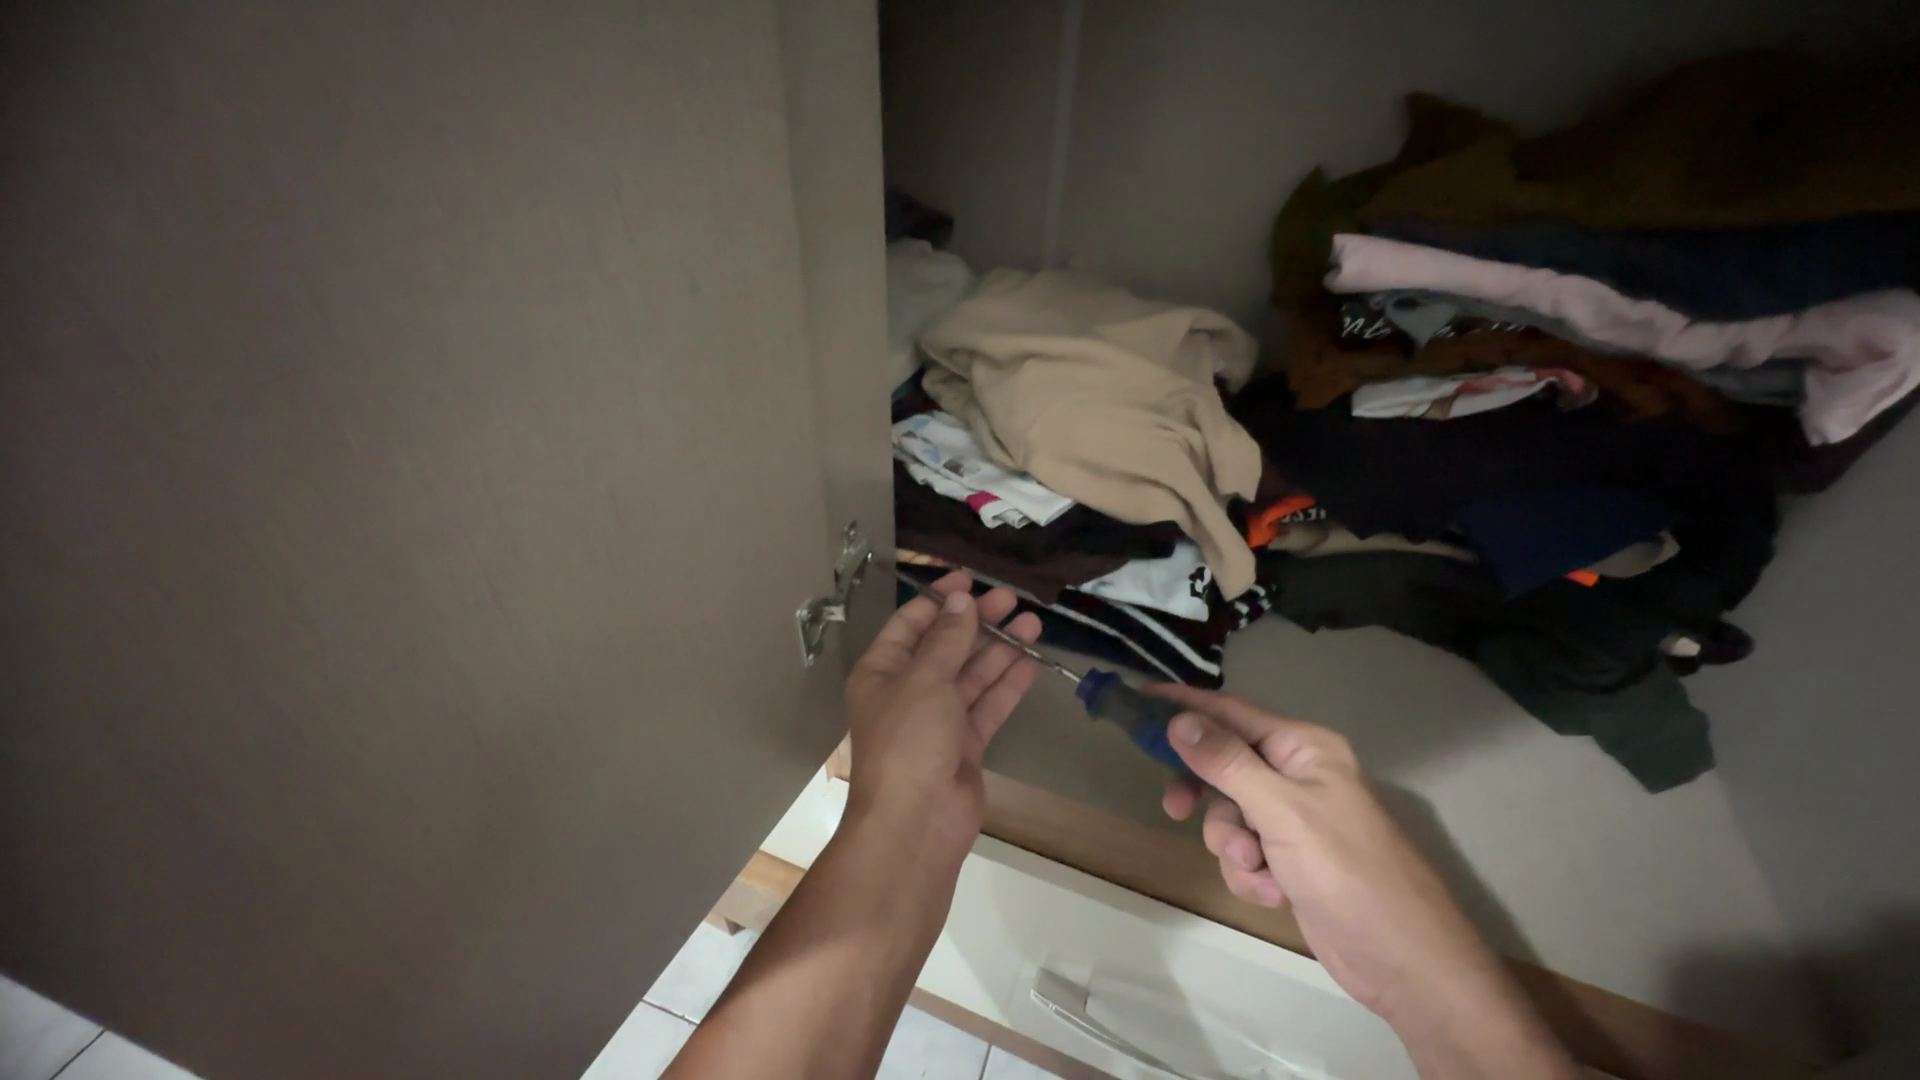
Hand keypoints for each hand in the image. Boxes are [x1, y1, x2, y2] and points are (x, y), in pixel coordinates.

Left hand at [843, 572, 1040, 856]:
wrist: (915, 824)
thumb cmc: (908, 741)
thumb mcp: (925, 680)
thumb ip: (947, 639)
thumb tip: (960, 600)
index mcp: (881, 673)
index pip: (910, 625)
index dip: (939, 601)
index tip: (969, 580)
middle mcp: (907, 692)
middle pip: (945, 647)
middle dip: (977, 622)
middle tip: (1010, 599)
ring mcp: (937, 720)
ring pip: (971, 675)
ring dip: (999, 649)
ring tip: (1032, 622)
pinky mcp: (964, 745)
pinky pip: (987, 705)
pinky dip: (1008, 684)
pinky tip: (1031, 661)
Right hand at [1151, 685, 1517, 1024]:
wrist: (1404, 963)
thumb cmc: (1347, 870)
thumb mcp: (1281, 809)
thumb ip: (1226, 762)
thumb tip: (1179, 719)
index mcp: (1304, 748)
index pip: (1231, 712)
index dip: (1186, 705)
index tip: (1140, 698)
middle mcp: (1297, 775)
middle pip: (1223, 765)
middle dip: (1205, 794)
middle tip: (1174, 807)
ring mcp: (1293, 820)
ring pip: (1228, 814)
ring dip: (1232, 844)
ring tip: (1258, 868)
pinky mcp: (1289, 860)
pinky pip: (1244, 851)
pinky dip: (1250, 872)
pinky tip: (1275, 892)